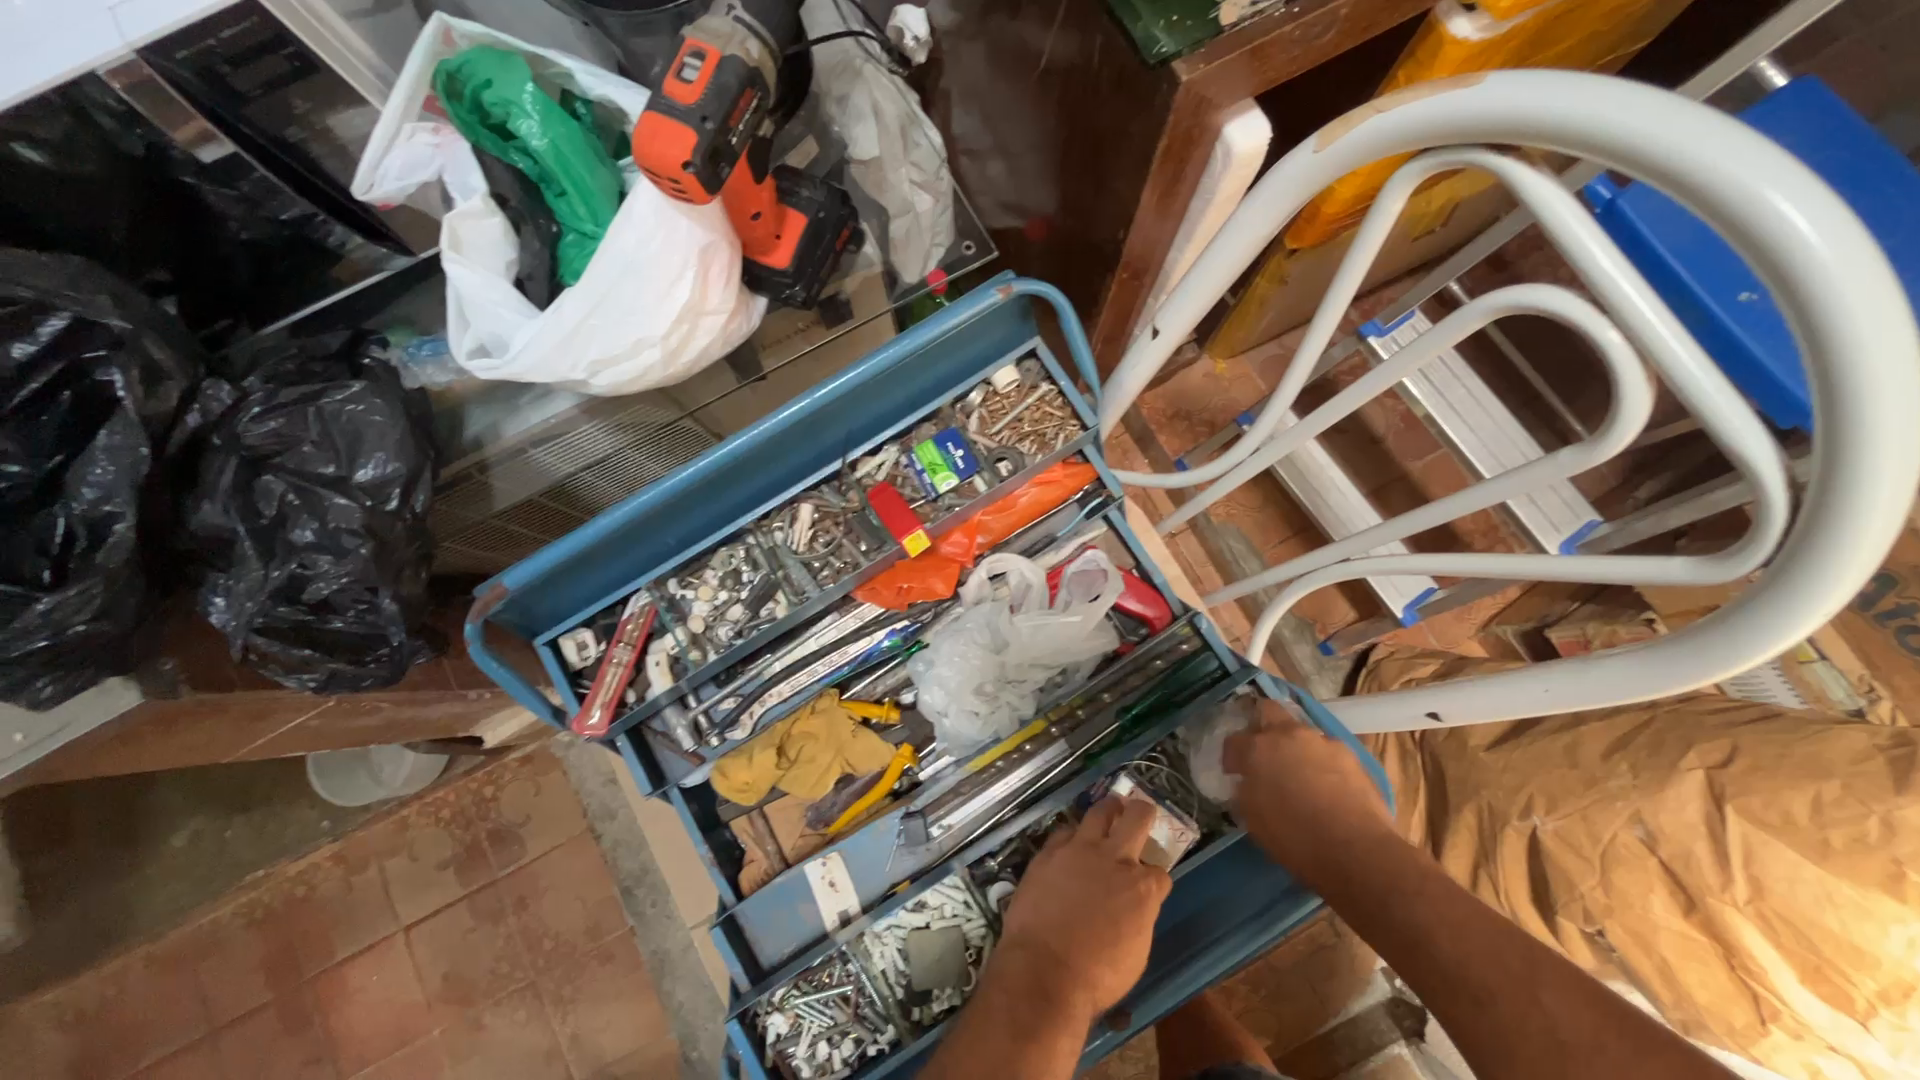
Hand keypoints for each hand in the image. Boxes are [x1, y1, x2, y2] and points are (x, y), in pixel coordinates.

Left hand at [994, 796, 1172, 1016]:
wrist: (1043, 970)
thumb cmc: (1096, 975)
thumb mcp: (1136, 954)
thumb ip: (1138, 918)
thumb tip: (1135, 908)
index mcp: (1141, 888)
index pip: (1159, 872)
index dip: (1155, 880)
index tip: (1150, 886)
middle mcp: (1114, 859)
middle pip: (1136, 818)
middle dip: (1143, 812)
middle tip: (1141, 809)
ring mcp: (1078, 851)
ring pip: (1099, 812)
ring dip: (1108, 809)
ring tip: (1111, 807)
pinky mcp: (1048, 853)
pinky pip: (1064, 832)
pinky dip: (1072, 836)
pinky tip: (1071, 841)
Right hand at [1224, 698, 1397, 891]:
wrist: (1356, 849)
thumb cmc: (1294, 837)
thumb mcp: (1252, 819)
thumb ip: (1245, 791)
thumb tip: (1249, 782)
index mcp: (1258, 749)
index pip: (1234, 741)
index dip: (1231, 757)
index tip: (1234, 773)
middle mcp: (1290, 735)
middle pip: (1269, 711)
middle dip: (1261, 726)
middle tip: (1263, 753)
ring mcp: (1324, 742)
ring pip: (1302, 734)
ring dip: (1295, 747)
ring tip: (1300, 775)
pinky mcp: (1352, 756)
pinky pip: (1328, 752)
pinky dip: (1321, 763)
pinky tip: (1326, 786)